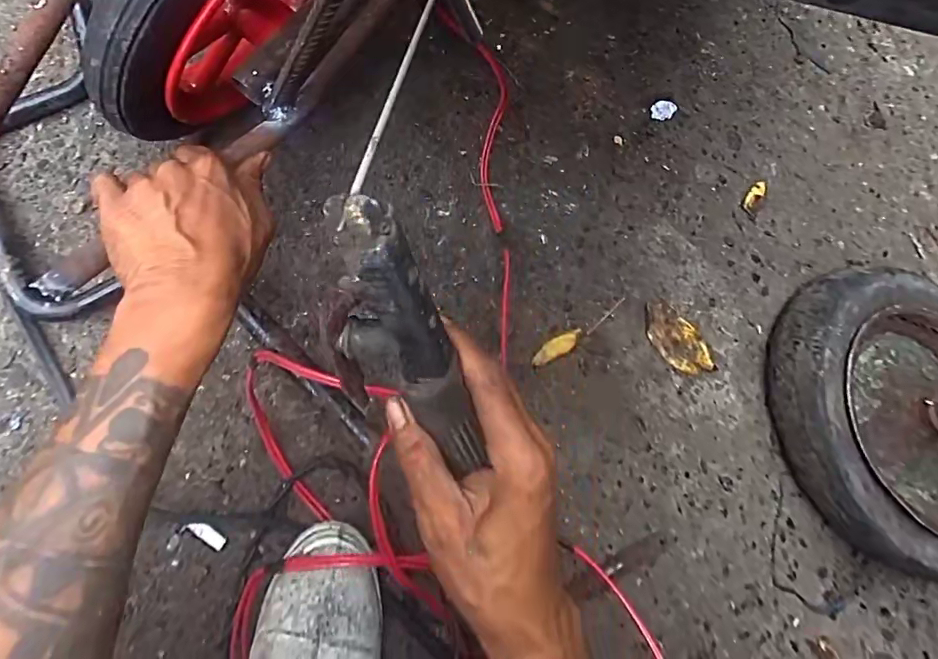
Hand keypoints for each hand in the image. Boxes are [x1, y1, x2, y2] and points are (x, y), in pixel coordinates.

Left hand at [91, 145, 273, 372]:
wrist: (185, 292)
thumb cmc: (223, 263)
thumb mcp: (258, 222)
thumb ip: (252, 182)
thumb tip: (257, 160)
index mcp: (210, 168)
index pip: (199, 155)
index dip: (198, 176)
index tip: (199, 190)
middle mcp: (174, 170)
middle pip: (168, 168)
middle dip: (170, 188)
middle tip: (178, 217)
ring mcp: (141, 186)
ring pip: (139, 180)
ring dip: (143, 197)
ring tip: (150, 228)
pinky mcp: (114, 206)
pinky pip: (104, 185)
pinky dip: (109, 193)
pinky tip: (119, 210)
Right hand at [387, 323, 585, 658]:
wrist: (527, 615)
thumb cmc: (487, 577)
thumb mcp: (442, 521)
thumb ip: (419, 459)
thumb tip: (397, 409)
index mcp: (520, 457)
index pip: (490, 382)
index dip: (464, 346)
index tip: (438, 323)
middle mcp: (537, 444)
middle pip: (500, 379)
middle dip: (464, 352)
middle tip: (426, 337)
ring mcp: (540, 449)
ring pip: (505, 390)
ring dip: (472, 368)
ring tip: (433, 355)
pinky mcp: (534, 456)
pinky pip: (506, 408)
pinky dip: (480, 390)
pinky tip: (453, 390)